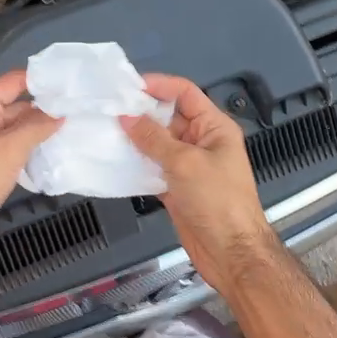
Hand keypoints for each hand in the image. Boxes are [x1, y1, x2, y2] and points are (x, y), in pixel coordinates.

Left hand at [0, 71, 61, 264]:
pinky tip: (45, 157)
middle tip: (79, 114)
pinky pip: (3, 148)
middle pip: (13, 104)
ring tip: (71, 133)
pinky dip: (23, 150)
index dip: (43, 81)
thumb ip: (36, 128)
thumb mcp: (8, 152)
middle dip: (44, 109)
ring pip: (10, 128)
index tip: (73, 86)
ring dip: (35, 132)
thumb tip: (59, 113)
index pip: (14, 81)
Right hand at [121, 74, 282, 295]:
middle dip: (141, 112)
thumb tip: (127, 118)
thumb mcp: (185, 163)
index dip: (159, 85)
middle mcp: (202, 141)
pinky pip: (153, 167)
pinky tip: (114, 159)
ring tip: (105, 131)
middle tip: (109, 109)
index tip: (129, 86)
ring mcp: (188, 165)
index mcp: (214, 127)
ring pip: (157, 143)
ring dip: (135, 138)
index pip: (185, 93)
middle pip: (168, 117)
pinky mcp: (176, 186)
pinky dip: (136, 163)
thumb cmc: (218, 201)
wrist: (231, 252)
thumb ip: (154, 138)